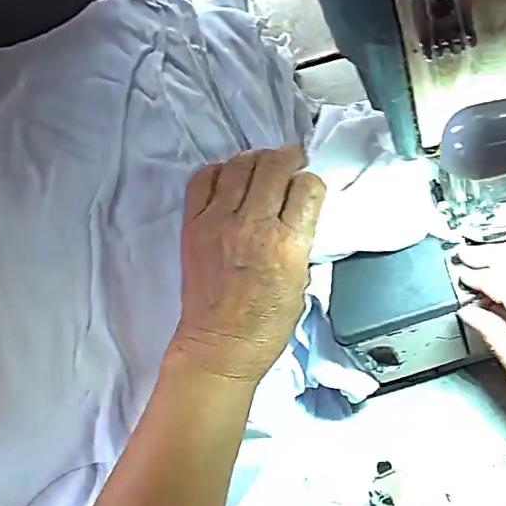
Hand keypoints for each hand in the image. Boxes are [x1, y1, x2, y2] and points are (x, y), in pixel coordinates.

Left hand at [170, 147, 325, 383]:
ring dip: (257, 160)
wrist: (221, 346)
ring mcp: (218, 222)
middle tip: (292, 162)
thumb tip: (300, 215)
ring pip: (239, 165)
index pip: (307, 188)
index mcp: (287, 245)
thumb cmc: (266, 325)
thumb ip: (302, 243)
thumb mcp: (303, 283)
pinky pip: (203, 179)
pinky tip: (231, 178)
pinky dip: (220, 171)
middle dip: (289, 159)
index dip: (312, 183)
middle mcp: (253, 226)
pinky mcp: (193, 225)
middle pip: (274, 167)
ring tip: (264, 167)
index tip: (310, 188)